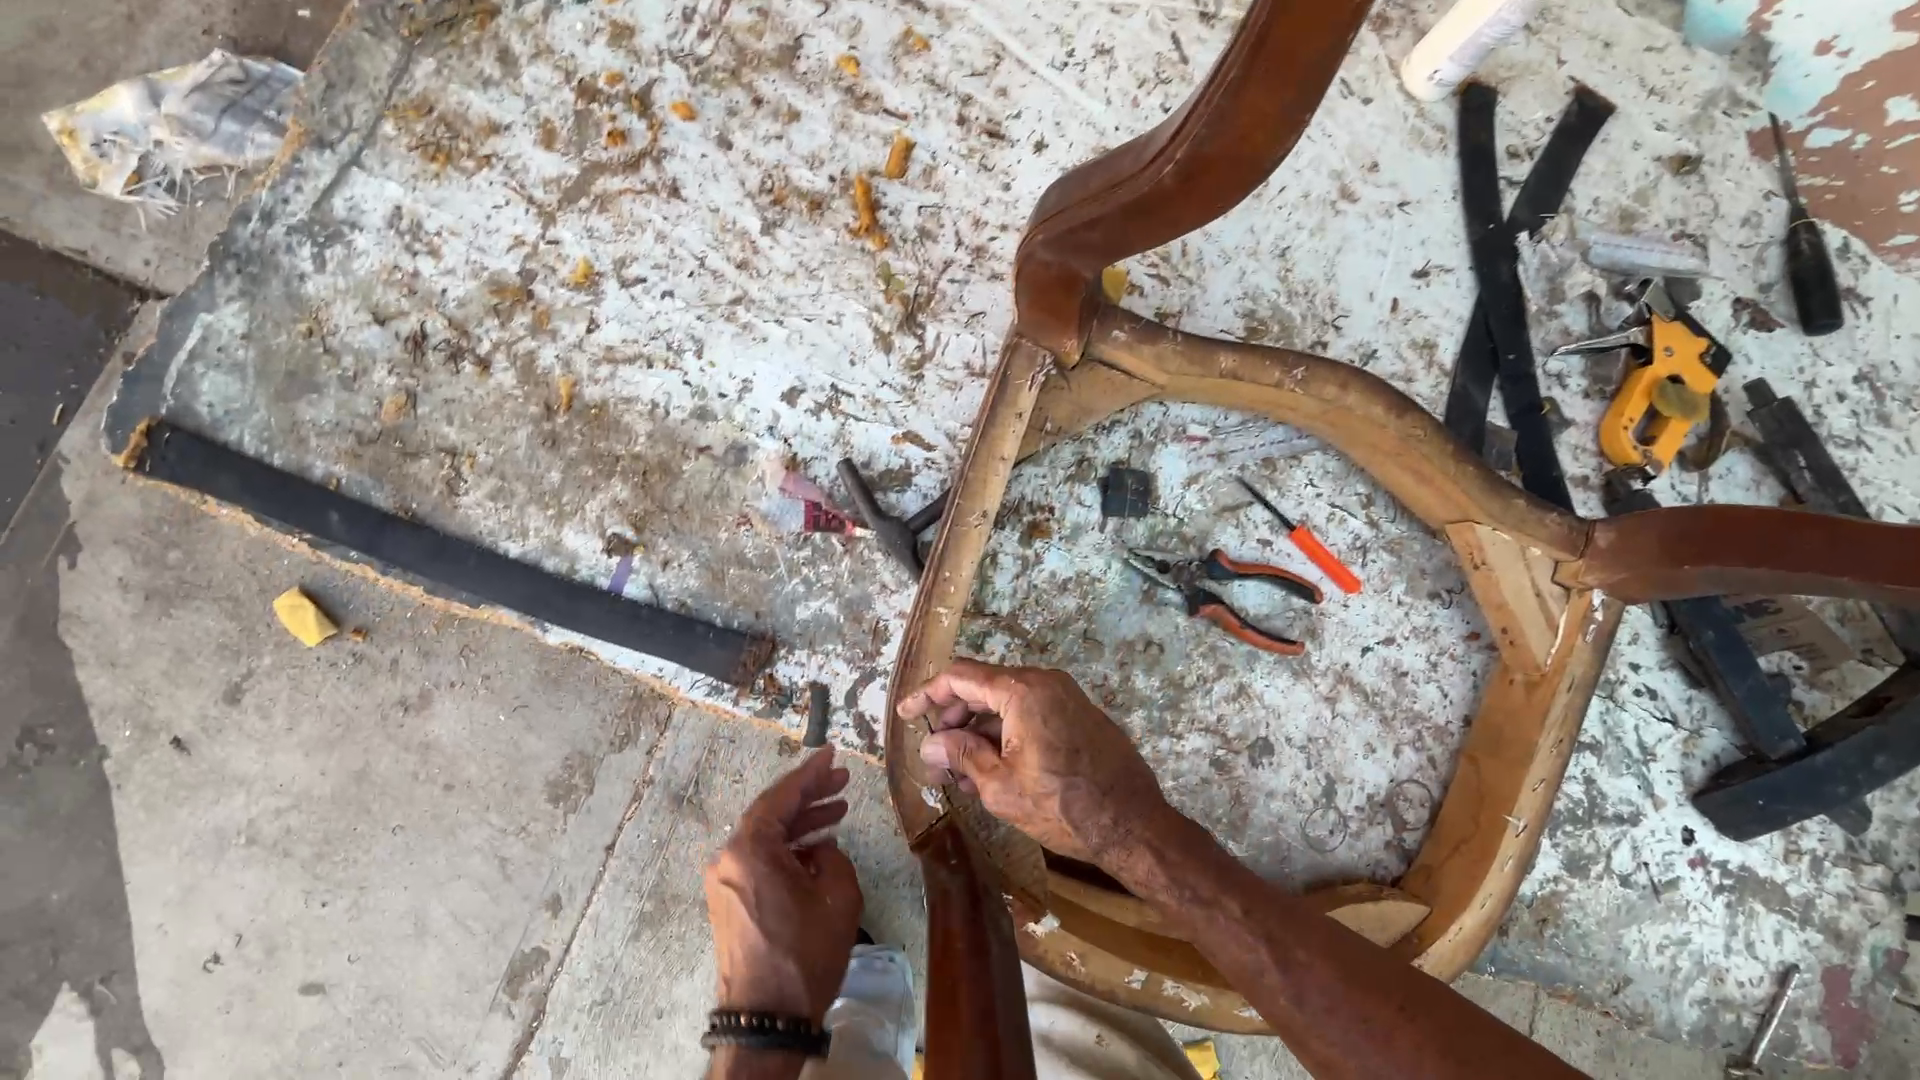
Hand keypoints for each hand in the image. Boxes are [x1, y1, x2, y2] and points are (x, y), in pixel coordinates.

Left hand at [704, 749, 863, 1024]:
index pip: (782, 796)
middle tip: (843, 782)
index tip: (832, 754)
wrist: (767, 1018)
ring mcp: (724, 881)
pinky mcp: (728, 902)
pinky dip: (787, 849)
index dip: (811, 773)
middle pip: (771, 813)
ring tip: (838, 811)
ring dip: (800, 824)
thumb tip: (818, 850)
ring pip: (765, 837)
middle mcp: (728, 858)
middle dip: (809, 796)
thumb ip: (831, 856)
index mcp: (750, 848)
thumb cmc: (805, 953)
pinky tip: (817, 848)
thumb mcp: (838, 895)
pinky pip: (759, 860)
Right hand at [896, 659, 1169, 863]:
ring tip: (959, 777)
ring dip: (978, 735)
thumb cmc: (1062, 806)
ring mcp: (1066, 698)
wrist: (1133, 824)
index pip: (960, 677)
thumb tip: (930, 745)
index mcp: (1023, 690)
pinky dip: (1005, 737)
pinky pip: (1031, 716)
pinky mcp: (1078, 717)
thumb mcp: (1000, 786)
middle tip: (934, 759)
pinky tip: (991, 773)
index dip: (927, 694)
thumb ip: (960, 755)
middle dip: (953, 722)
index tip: (906, 715)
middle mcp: (1045, 683)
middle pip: (983, 690)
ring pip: (1007, 706)